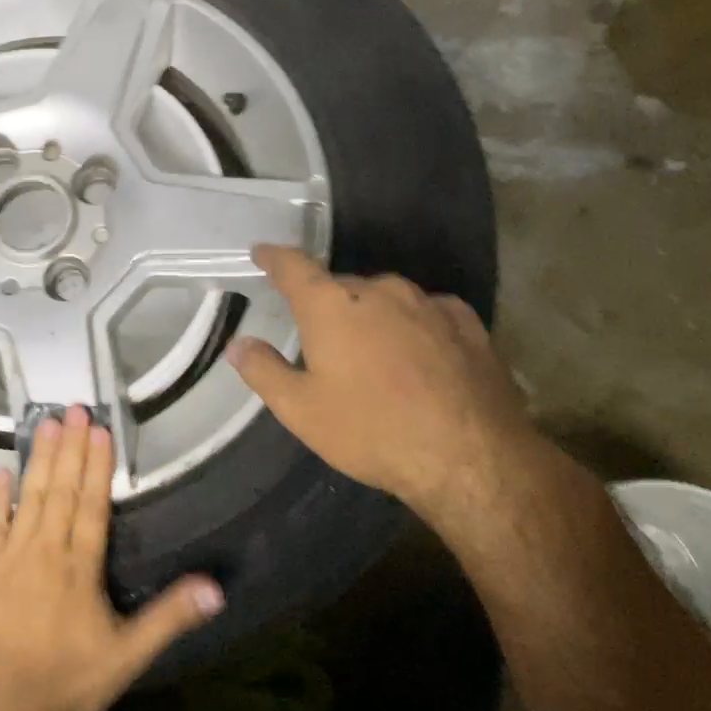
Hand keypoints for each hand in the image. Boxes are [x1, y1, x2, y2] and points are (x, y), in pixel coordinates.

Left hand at [0, 406, 225, 710]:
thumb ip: (169, 617)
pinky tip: (1, 471)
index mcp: (80, 567)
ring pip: (29, 499)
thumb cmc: (69, 680)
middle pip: (60, 491)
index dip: (97, 466)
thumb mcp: (128, 655)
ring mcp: (11, 557)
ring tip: (46, 424)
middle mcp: (46, 551)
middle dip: (70, 448)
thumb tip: (215, 587)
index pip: (92, 505)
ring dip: (39, 461)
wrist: (2, 707)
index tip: (100, 428)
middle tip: (72, 407)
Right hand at [225, 244, 528, 505]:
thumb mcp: (301, 411)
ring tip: (371, 352)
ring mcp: (427, 303)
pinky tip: (418, 352)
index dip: (274, 257)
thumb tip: (238, 344)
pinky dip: (413, 324)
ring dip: (371, 314)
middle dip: (326, 303)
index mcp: (331, 305)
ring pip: (386, 298)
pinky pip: (427, 312)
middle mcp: (378, 290)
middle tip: (319, 337)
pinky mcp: (467, 323)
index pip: (293, 266)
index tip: (262, 252)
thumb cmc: (372, 431)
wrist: (472, 457)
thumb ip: (263, 371)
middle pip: (341, 285)